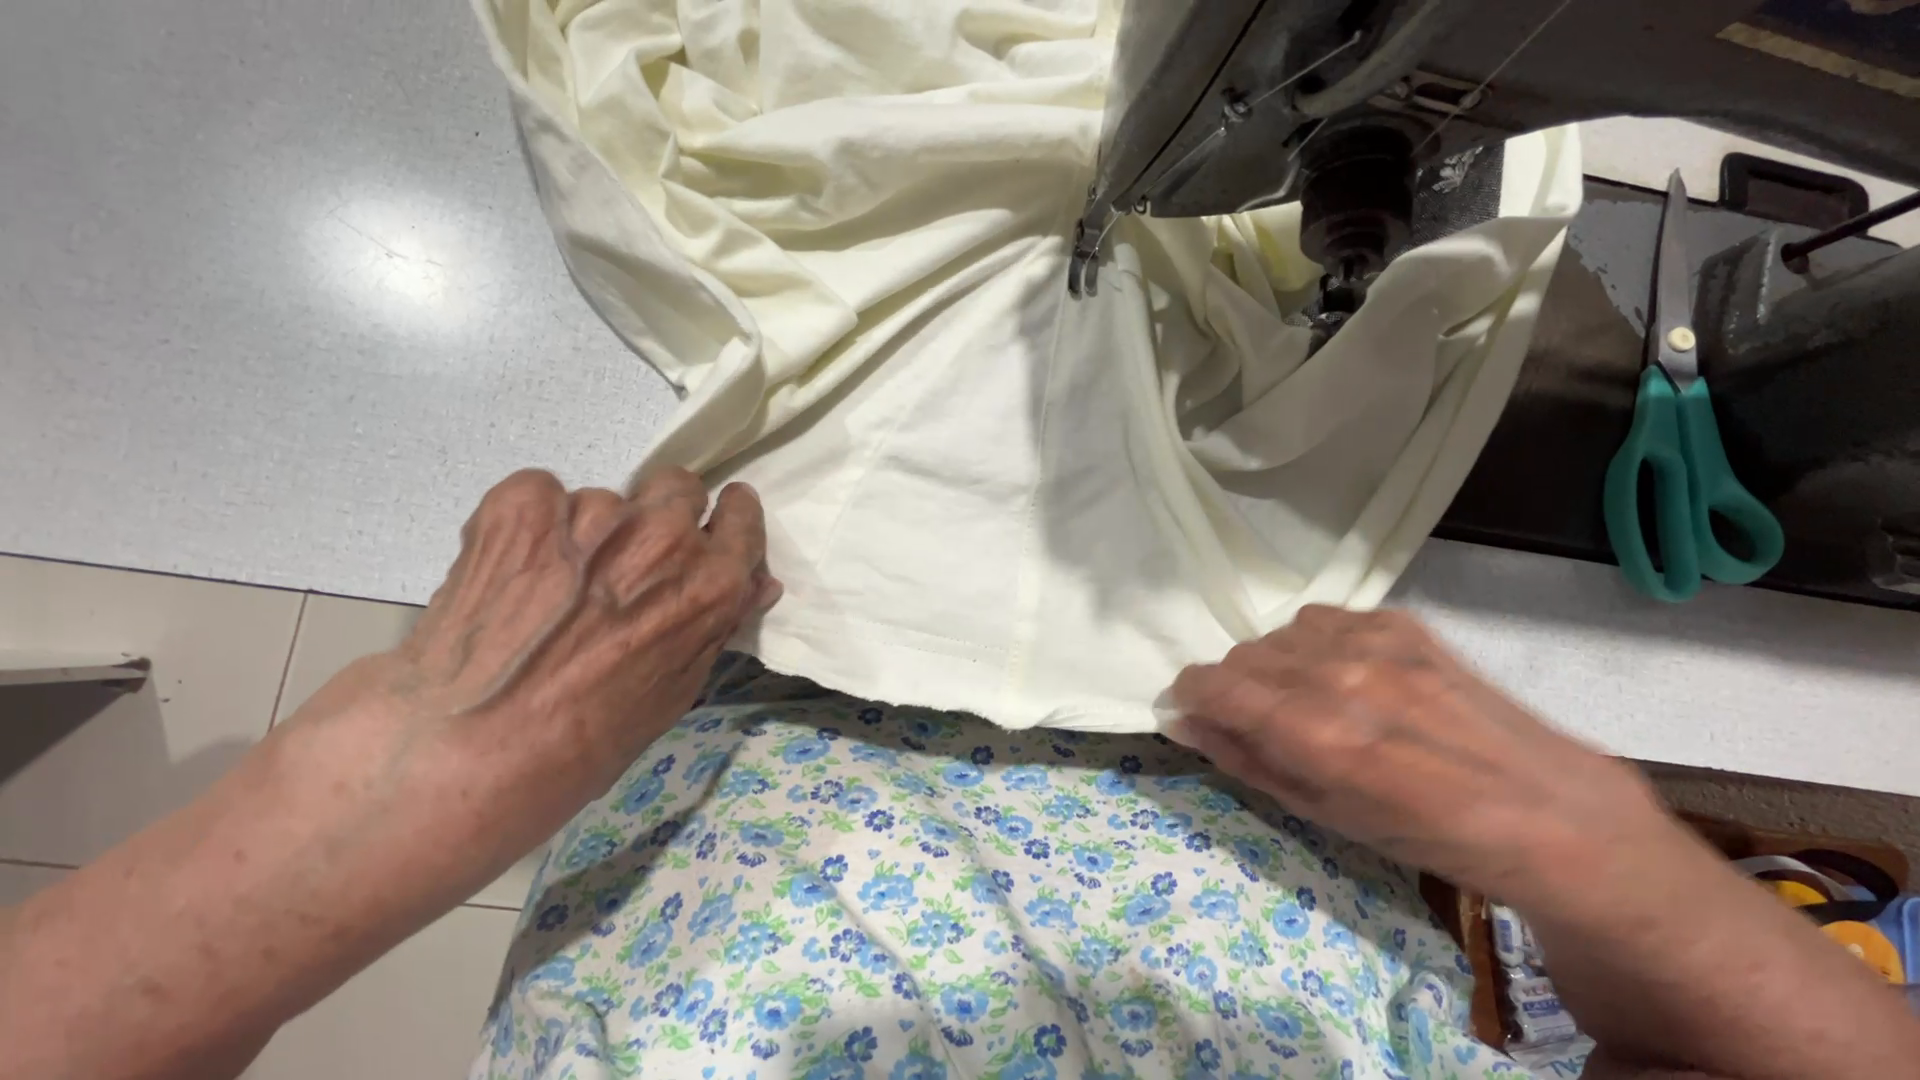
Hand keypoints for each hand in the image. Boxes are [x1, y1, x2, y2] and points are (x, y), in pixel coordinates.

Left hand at [299, 467, 778, 794]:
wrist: (465, 747)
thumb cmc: (585, 740)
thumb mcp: (676, 692)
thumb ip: (718, 623)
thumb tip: (756, 583)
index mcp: (709, 583)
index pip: (740, 518)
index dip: (724, 523)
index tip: (707, 533)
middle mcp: (662, 536)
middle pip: (678, 488)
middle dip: (661, 517)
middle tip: (625, 565)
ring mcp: (591, 513)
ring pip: (606, 500)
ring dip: (591, 532)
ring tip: (552, 587)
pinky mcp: (522, 503)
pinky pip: (543, 492)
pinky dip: (533, 523)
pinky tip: (512, 570)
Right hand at [1169, 606, 1676, 909]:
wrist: (1550, 813)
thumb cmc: (1429, 836)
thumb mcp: (1325, 816)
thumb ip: (1246, 761)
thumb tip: (1184, 722)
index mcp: (1317, 734)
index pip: (1213, 683)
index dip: (1187, 695)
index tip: (1187, 711)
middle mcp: (1340, 675)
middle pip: (1242, 655)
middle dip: (1233, 687)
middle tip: (1257, 721)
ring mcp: (1376, 642)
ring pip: (1280, 632)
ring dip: (1274, 663)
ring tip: (1307, 697)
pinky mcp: (1406, 625)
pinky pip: (1325, 618)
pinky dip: (1315, 643)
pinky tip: (1345, 675)